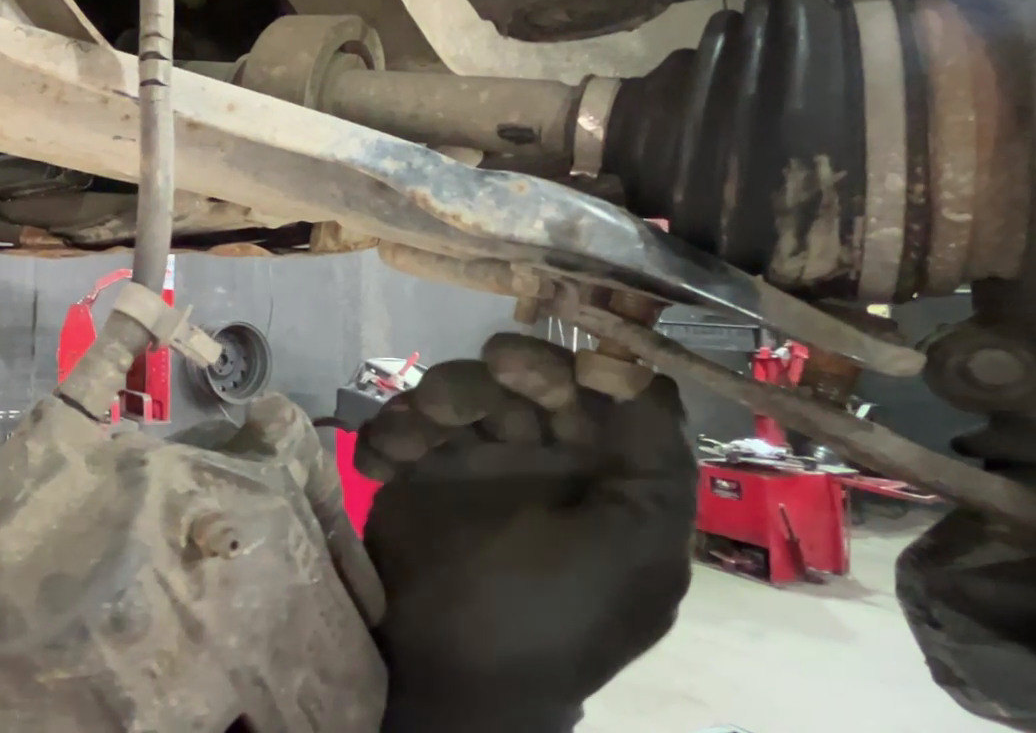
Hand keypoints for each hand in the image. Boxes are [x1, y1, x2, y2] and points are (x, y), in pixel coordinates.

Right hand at [357, 334, 697, 732]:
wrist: (448, 672)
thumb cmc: (554, 614)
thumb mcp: (634, 551)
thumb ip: (656, 465)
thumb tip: (648, 379)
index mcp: (598, 470)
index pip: (599, 390)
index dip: (576, 364)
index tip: (543, 366)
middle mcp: (537, 455)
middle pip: (519, 380)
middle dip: (491, 376)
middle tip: (462, 388)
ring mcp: (471, 460)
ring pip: (453, 393)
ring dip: (428, 402)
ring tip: (409, 439)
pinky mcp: (414, 470)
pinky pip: (397, 426)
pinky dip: (384, 435)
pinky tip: (379, 466)